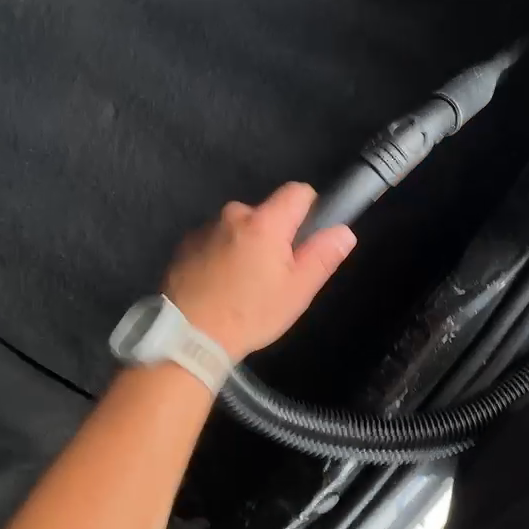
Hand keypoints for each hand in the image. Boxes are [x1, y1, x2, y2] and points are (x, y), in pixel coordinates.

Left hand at [162, 184, 356, 360]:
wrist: (185, 337)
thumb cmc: (249, 314)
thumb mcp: (296, 291)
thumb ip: (322, 255)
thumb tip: (344, 231)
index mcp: (265, 222)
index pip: (298, 191)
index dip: (309, 209)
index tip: (306, 238)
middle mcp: (234, 215)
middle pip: (266, 213)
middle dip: (274, 236)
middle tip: (273, 275)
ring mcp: (205, 228)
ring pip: (239, 228)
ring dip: (245, 246)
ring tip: (242, 286)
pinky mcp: (184, 244)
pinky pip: (215, 240)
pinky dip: (221, 255)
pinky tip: (218, 286)